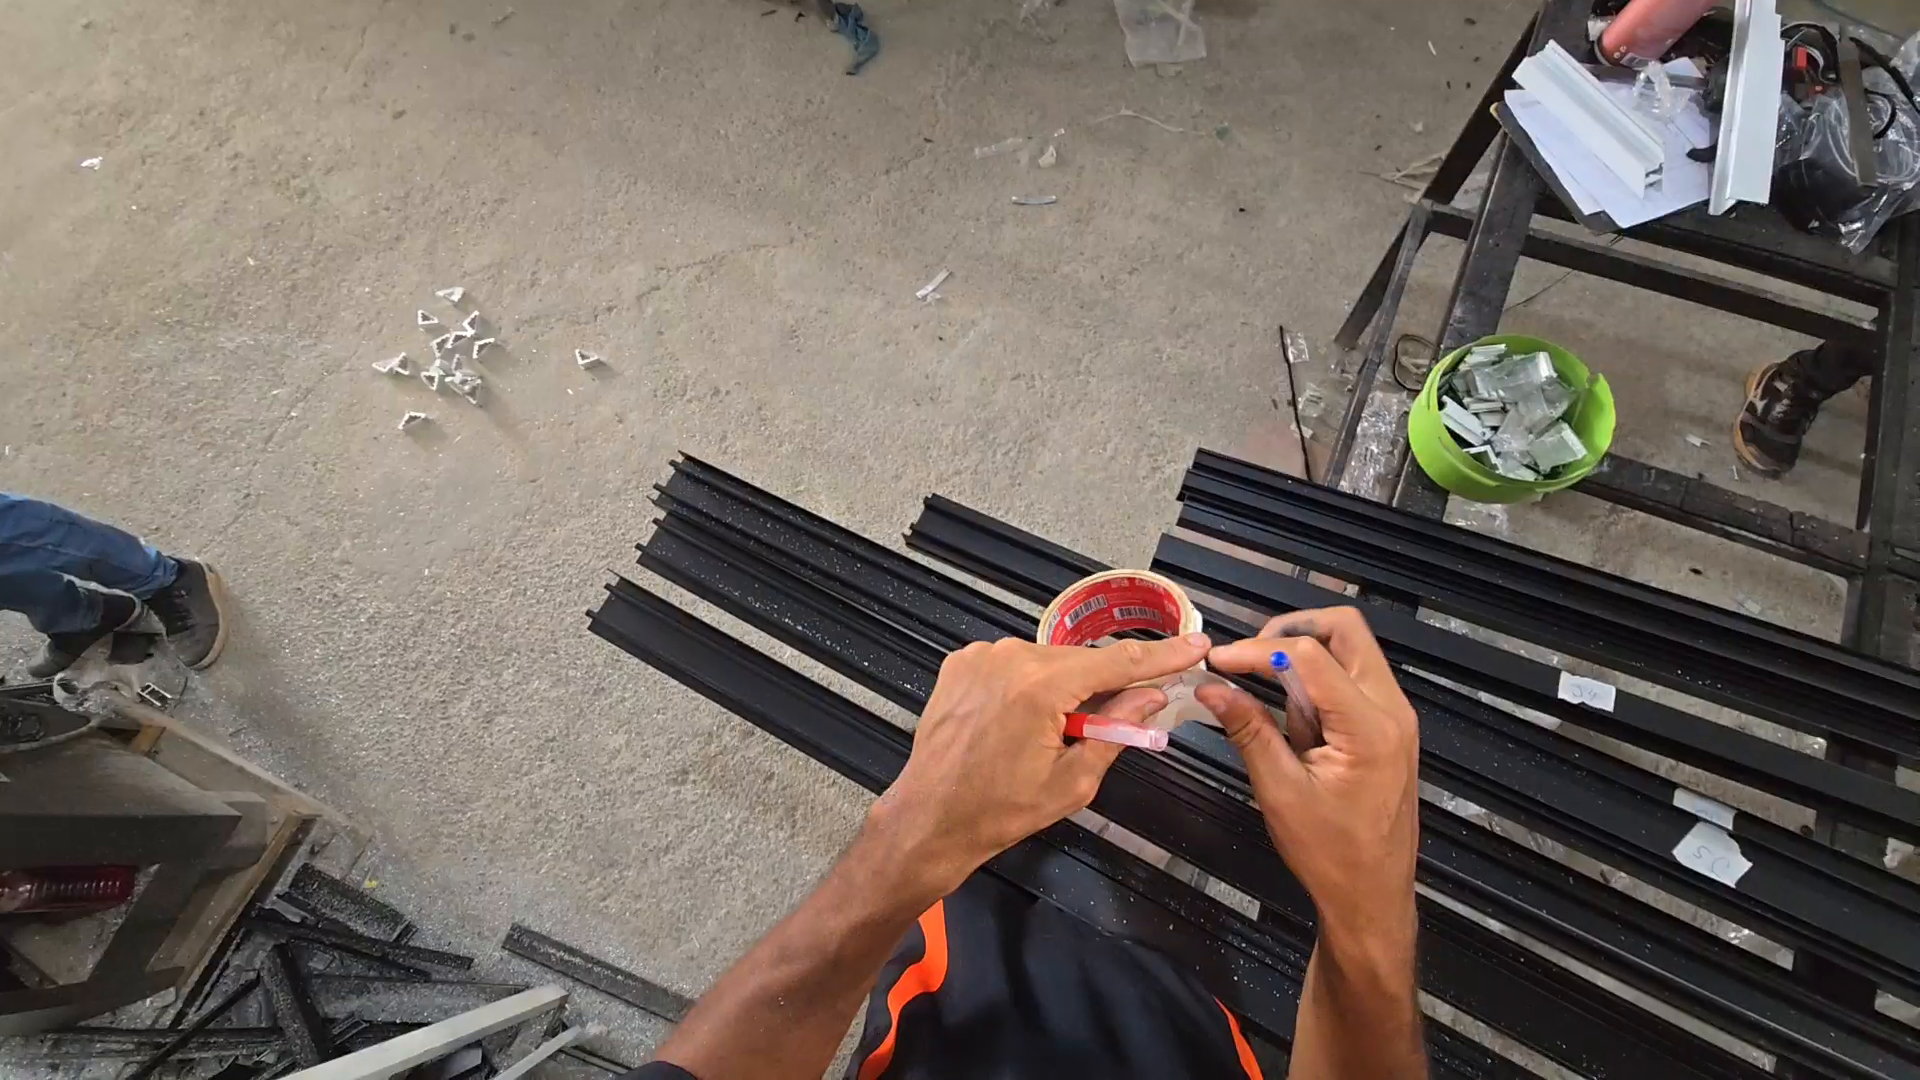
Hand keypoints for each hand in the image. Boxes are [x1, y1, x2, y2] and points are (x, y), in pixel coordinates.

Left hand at [870, 633, 1213, 894]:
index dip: (1162, 655)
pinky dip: (1025, 683)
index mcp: (1041, 685)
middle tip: (1097, 727)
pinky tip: (1014, 719)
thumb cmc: (1001, 809)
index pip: (1118, 662)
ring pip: (1045, 661)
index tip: (1196, 643)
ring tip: (1043, 733)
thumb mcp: (1073, 781)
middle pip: (1079, 661)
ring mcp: (981, 654)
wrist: (929, 817)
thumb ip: (1117, 730)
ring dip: (1058, 687)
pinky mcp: (960, 661)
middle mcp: (1010, 655)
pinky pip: (1012, 663)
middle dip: (1099, 687)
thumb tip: (1153, 696)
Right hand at [1197, 607, 1418, 950]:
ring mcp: (1393, 715)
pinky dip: (1313, 675)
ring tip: (1263, 687)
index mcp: (1369, 727)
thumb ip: (1247, 730)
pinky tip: (1287, 709)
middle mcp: (1391, 709)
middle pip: (1346, 629)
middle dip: (1290, 630)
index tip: (1217, 661)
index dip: (1255, 649)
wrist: (1373, 896)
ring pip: (1348, 647)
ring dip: (1301, 652)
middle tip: (1248, 656)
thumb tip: (1208, 687)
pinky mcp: (1385, 724)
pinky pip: (1348, 675)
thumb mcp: (1279, 790)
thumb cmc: (1329, 852)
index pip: (1308, 655)